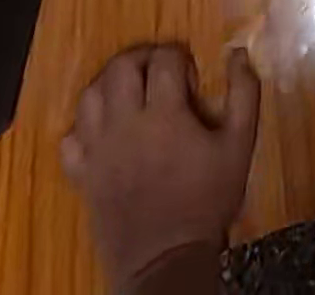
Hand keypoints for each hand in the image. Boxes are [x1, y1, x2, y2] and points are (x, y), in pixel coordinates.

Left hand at [61, 44, 260, 290]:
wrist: (166, 260)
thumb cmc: (207, 199)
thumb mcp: (240, 144)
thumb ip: (244, 93)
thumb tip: (238, 53)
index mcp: (164, 114)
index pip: (163, 59)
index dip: (178, 56)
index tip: (190, 75)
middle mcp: (125, 124)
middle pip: (120, 68)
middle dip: (142, 57)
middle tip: (160, 70)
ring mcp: (98, 150)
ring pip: (90, 95)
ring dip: (111, 83)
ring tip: (132, 90)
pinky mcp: (82, 175)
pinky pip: (70, 138)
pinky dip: (84, 126)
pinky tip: (106, 129)